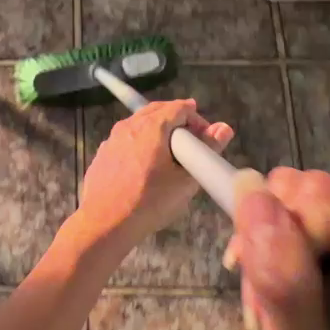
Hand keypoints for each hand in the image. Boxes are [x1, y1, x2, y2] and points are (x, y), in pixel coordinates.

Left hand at [77, 99, 233, 245]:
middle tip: (192, 144)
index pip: (179, 108)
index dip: (196, 118)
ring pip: (140, 123)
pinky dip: (141, 143)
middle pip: (158, 111)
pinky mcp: (103, 152)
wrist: (105, 222)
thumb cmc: (150, 201)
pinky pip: (127, 139)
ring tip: (170, 156)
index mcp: (152, 126)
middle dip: (178, 121)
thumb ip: (206, 150)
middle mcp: (130, 124)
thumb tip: (225, 127)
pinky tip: (145, 167)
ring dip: (158, 131)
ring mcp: (113, 137)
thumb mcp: (185, 180)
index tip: (206, 137)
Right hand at [227, 169, 329, 329]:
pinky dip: (300, 246)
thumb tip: (252, 195)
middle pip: (314, 193)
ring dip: (281, 249)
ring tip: (284, 312)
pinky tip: (304, 293)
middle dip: (273, 243)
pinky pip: (325, 209)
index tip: (265, 298)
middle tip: (267, 311)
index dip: (276, 235)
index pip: (318, 197)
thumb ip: (286, 293)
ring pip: (312, 197)